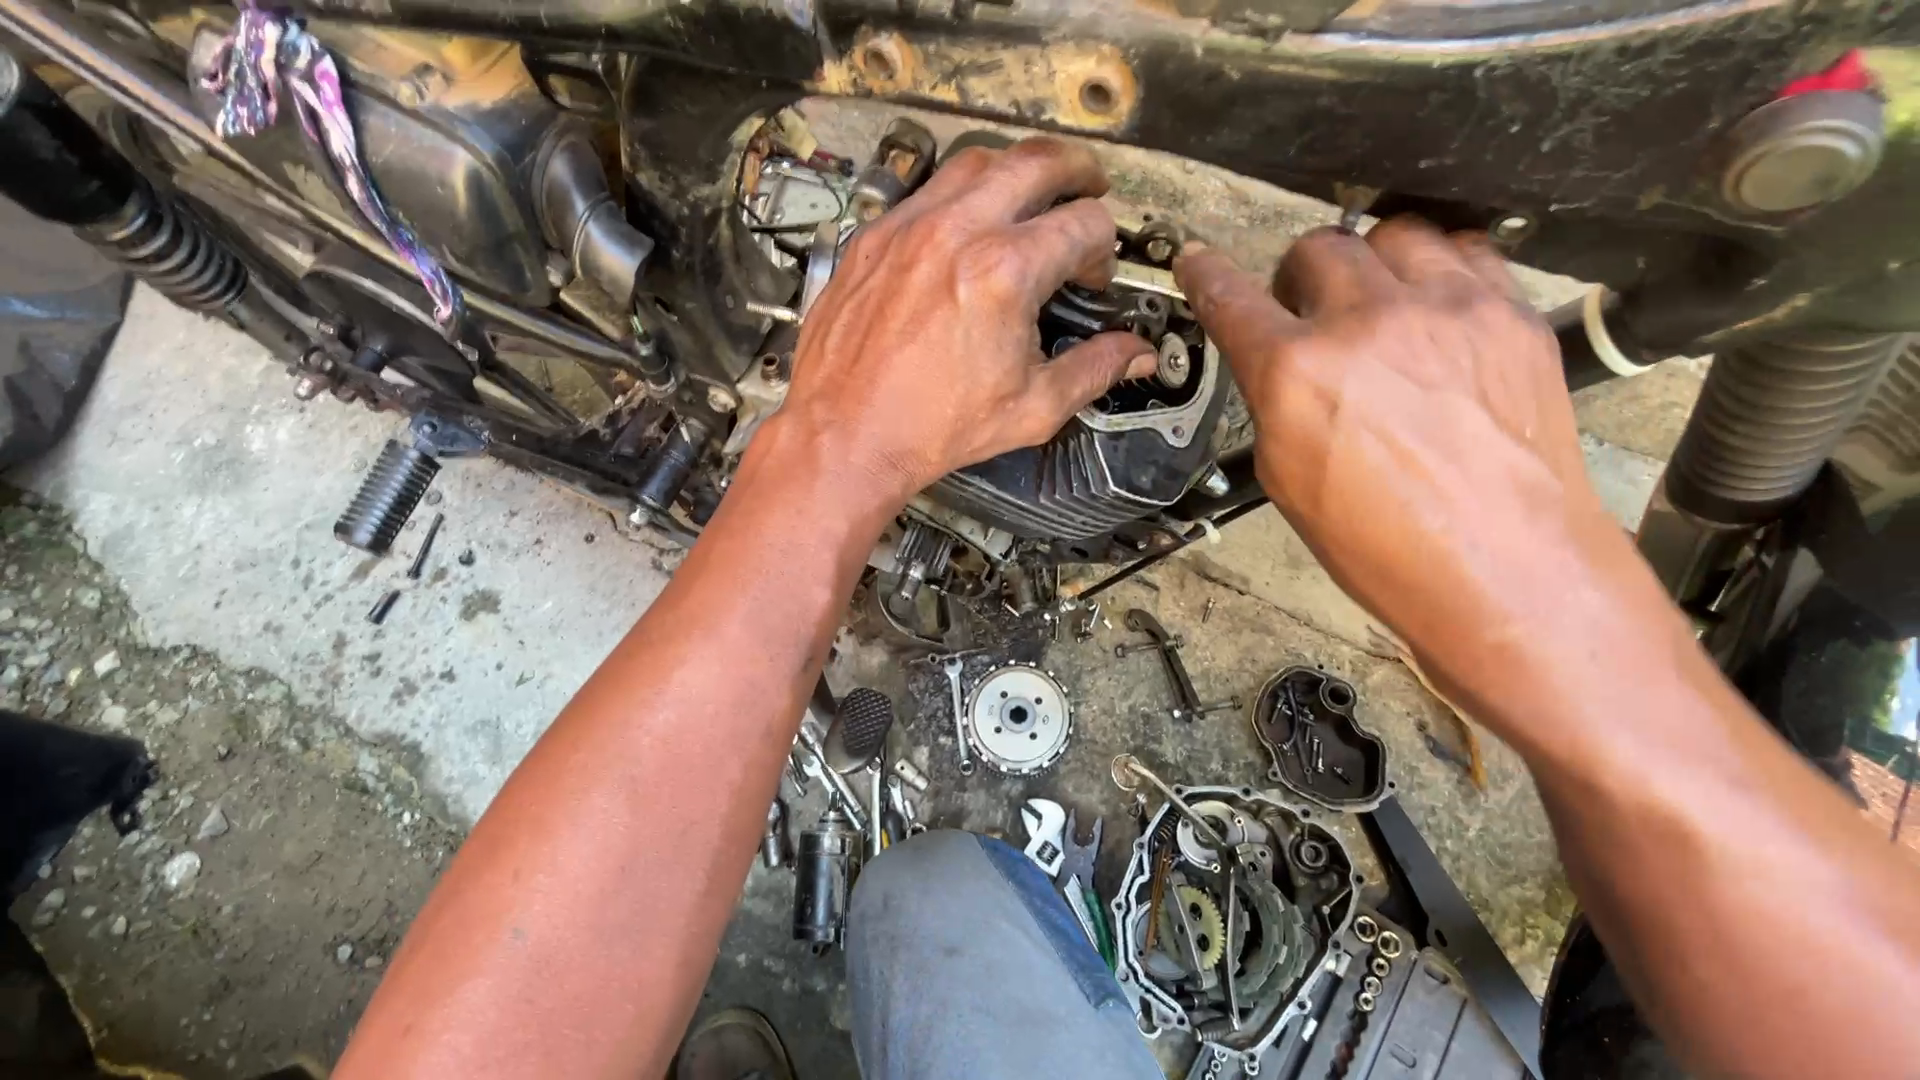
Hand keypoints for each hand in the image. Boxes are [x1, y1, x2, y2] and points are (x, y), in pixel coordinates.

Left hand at [775, 137, 1155, 502]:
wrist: (847, 434)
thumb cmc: (931, 428)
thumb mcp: (1032, 408)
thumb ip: (1093, 370)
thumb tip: (1134, 355)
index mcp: (1004, 273)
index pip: (1084, 224)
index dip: (1104, 249)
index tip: (1093, 276)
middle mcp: (956, 233)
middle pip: (1037, 162)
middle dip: (1078, 170)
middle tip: (1090, 184)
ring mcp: (908, 228)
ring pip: (977, 161)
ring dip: (1016, 169)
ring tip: (1032, 192)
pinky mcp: (873, 238)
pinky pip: (926, 189)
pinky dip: (959, 193)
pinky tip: (967, 223)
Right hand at [1175, 219, 1630, 710]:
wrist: (1504, 568)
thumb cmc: (1386, 546)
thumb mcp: (1287, 478)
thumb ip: (1274, 402)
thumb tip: (1277, 366)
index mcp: (1297, 374)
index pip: (1232, 299)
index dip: (1206, 276)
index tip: (1200, 262)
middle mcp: (1368, 325)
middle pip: (1316, 248)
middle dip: (1298, 277)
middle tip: (1307, 310)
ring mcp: (1448, 312)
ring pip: (1392, 234)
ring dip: (1369, 263)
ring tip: (1376, 300)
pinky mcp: (1510, 316)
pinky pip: (1466, 253)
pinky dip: (1437, 269)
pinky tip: (1434, 307)